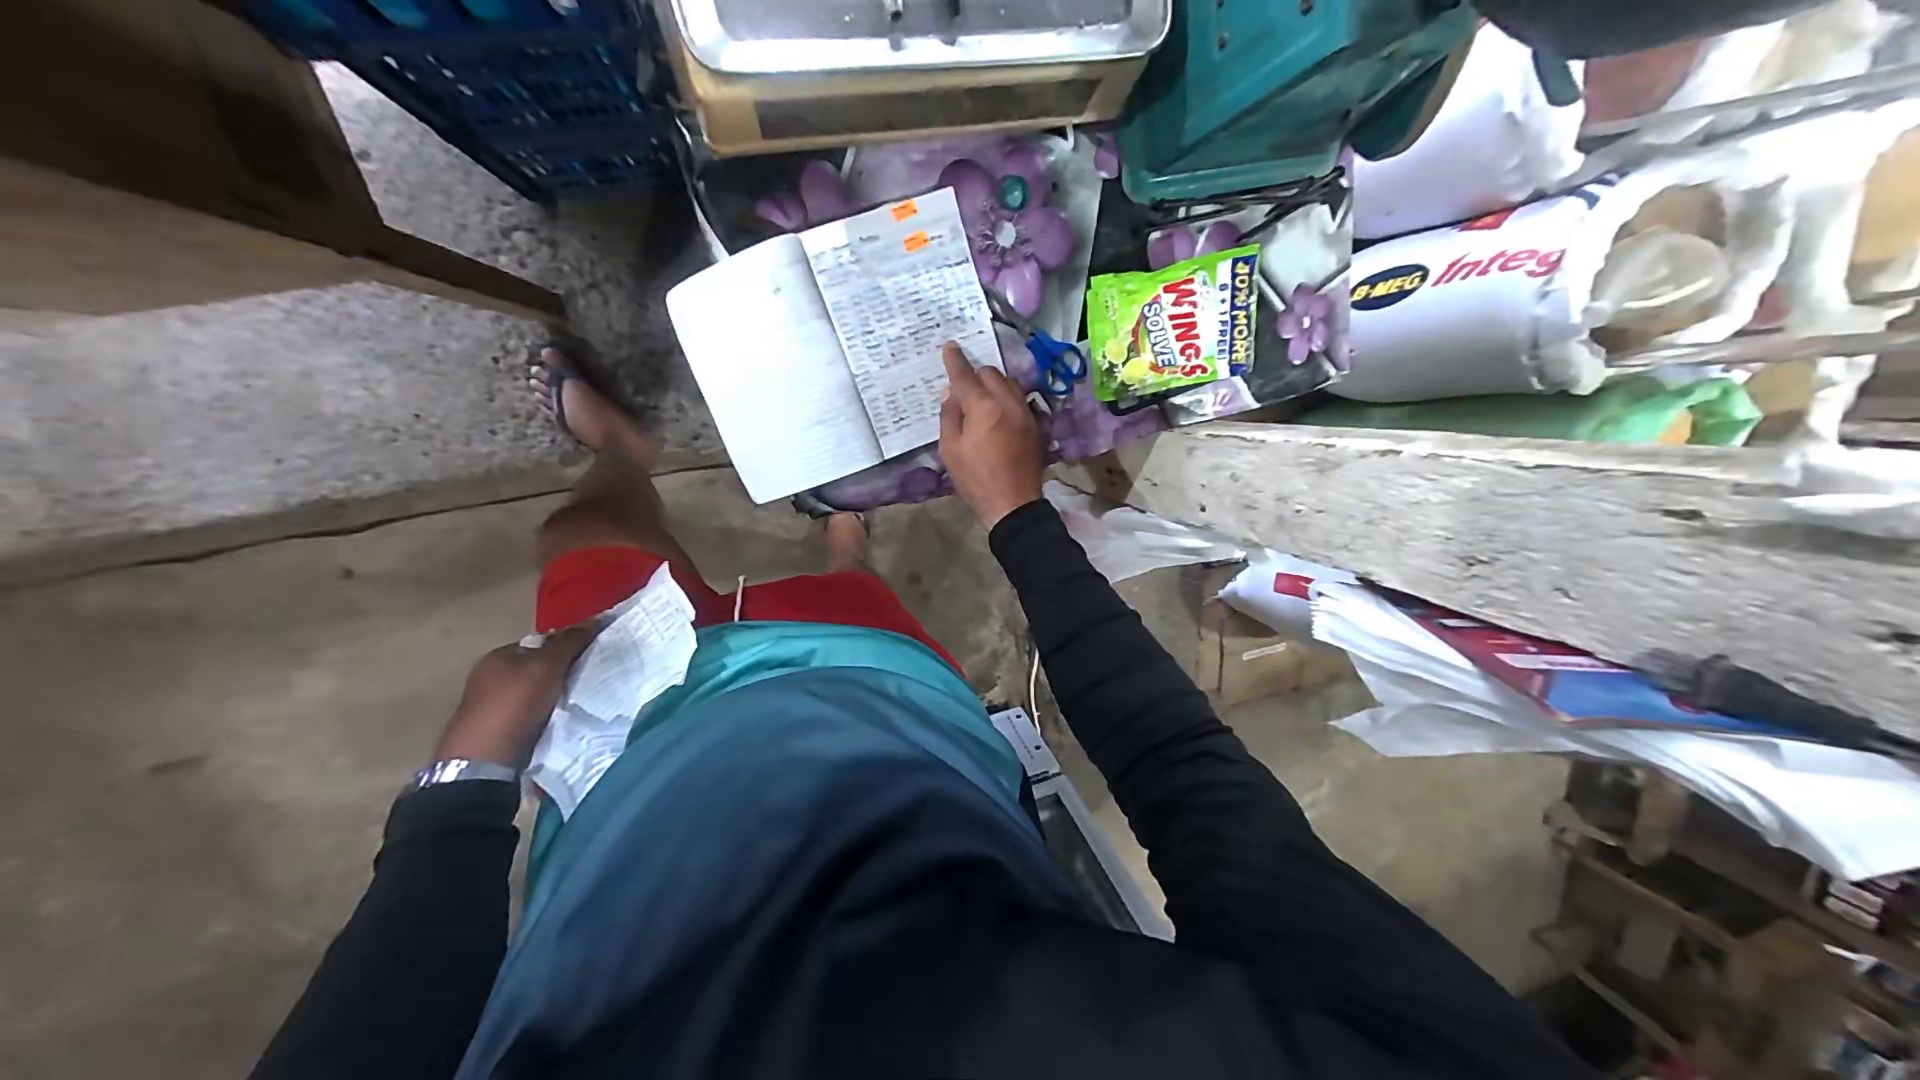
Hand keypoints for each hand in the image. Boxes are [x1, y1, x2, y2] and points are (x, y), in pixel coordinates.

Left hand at [433, 624, 599, 770]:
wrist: (484, 763)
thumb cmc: (513, 705)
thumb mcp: (546, 666)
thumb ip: (568, 642)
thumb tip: (594, 619)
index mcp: (498, 656)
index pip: (542, 642)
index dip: (568, 645)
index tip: (593, 655)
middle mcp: (491, 677)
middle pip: (540, 667)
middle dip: (565, 671)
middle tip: (591, 678)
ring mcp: (493, 706)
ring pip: (538, 692)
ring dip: (559, 694)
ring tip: (582, 700)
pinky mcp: (499, 730)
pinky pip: (534, 714)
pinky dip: (550, 714)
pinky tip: (564, 720)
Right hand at [938, 342, 1044, 528]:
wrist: (1014, 504)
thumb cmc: (976, 480)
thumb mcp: (950, 450)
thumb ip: (949, 416)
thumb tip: (951, 393)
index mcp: (983, 407)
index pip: (965, 375)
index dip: (955, 360)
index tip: (950, 347)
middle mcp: (1008, 402)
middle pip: (991, 373)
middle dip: (975, 375)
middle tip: (963, 389)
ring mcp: (1025, 413)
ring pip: (1008, 383)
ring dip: (993, 385)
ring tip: (981, 400)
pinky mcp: (1035, 425)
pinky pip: (1019, 399)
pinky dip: (1006, 398)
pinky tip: (998, 413)